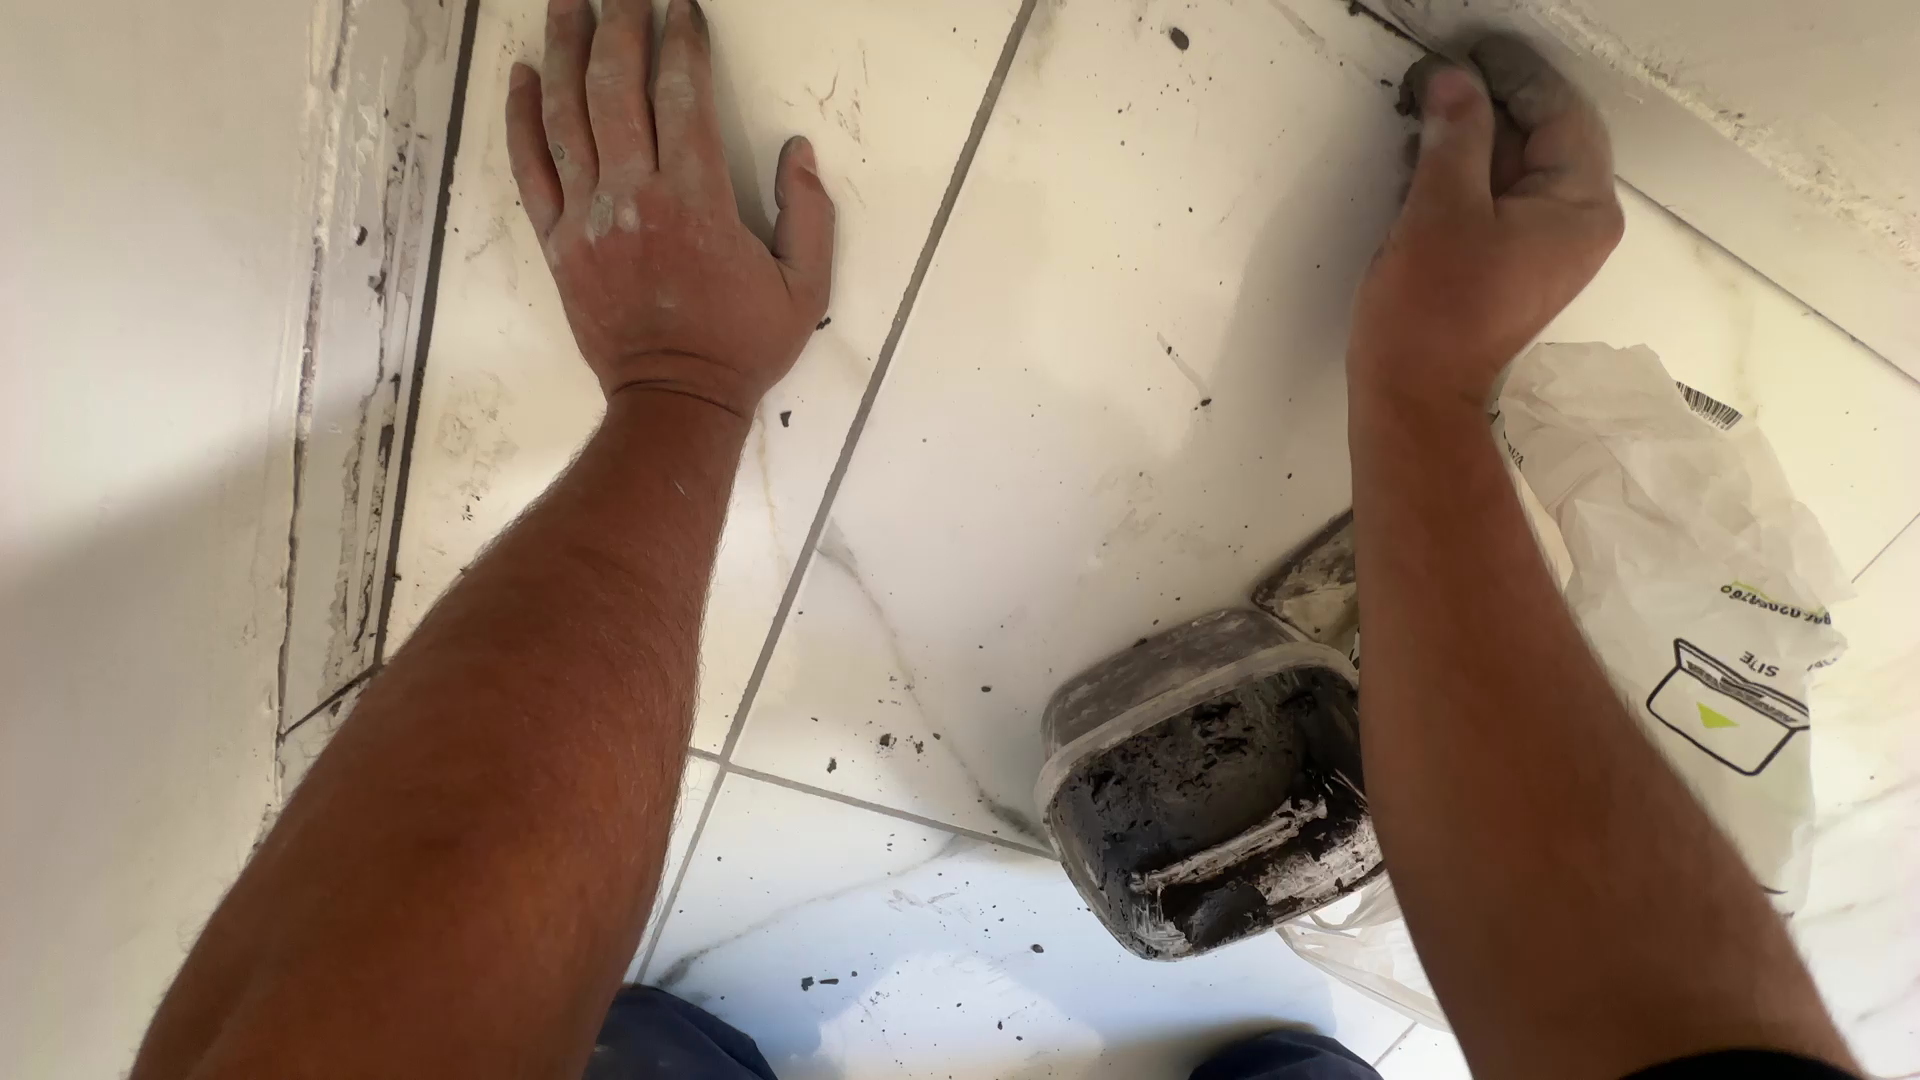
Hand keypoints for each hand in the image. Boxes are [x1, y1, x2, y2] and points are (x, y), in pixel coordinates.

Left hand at [506, 0, 834, 418]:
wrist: (678, 400)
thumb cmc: (744, 349)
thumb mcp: (806, 291)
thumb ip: (810, 217)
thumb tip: (797, 151)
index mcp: (699, 204)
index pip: (683, 97)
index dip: (682, 43)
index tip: (682, 8)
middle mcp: (636, 197)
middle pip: (616, 86)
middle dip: (619, 23)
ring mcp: (588, 219)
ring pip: (565, 113)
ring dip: (565, 48)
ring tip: (568, 2)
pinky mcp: (558, 243)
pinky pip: (530, 167)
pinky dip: (521, 116)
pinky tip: (524, 74)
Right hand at [1349, 35, 1623, 409]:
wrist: (1410, 398)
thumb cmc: (1429, 311)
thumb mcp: (1439, 213)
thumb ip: (1454, 138)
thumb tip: (1453, 81)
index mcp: (1579, 208)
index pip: (1557, 115)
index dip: (1513, 77)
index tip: (1469, 51)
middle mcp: (1571, 226)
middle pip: (1533, 145)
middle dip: (1482, 112)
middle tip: (1429, 85)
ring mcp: (1534, 253)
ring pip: (1505, 178)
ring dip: (1462, 148)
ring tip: (1415, 124)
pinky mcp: (1497, 273)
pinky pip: (1486, 210)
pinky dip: (1456, 186)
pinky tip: (1419, 172)